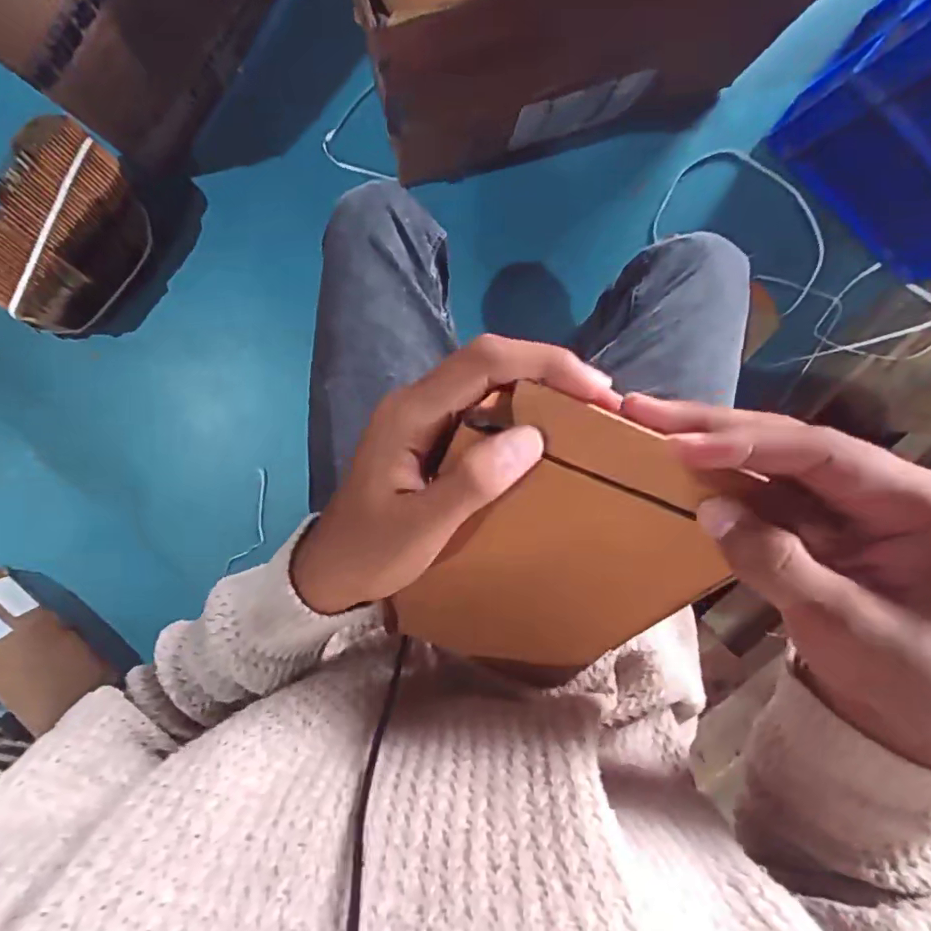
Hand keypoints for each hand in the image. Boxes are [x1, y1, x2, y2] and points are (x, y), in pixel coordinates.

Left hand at [292, 334, 617, 614]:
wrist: (331, 570)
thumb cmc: (371, 551)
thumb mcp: (422, 527)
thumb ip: (472, 482)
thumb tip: (533, 436)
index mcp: (409, 413)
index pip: (483, 361)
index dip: (544, 363)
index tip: (595, 389)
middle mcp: (413, 402)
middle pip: (486, 361)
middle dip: (547, 370)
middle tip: (599, 401)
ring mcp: (417, 417)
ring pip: (483, 381)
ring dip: (534, 387)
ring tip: (582, 412)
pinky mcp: (424, 436)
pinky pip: (475, 408)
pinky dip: (514, 412)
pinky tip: (540, 433)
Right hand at [622, 395, 930, 771]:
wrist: (912, 712)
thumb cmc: (899, 672)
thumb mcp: (842, 626)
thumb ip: (778, 564)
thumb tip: (710, 510)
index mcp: (920, 503)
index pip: (824, 454)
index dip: (750, 444)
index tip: (682, 444)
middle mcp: (881, 487)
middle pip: (789, 443)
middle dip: (715, 426)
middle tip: (643, 408)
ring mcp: (842, 503)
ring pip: (767, 459)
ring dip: (706, 441)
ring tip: (647, 421)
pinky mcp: (810, 522)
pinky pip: (755, 490)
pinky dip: (712, 475)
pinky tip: (674, 460)